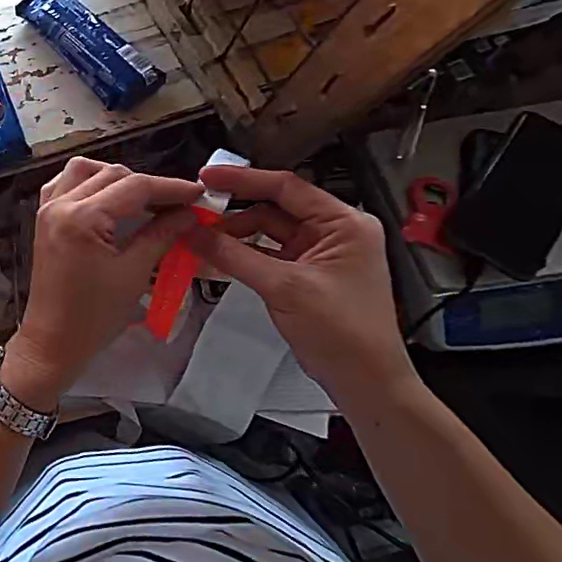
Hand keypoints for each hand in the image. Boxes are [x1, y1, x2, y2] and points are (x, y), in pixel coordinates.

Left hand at [6, 157, 203, 409]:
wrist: (53, 343)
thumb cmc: (94, 316)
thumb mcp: (134, 274)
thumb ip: (161, 235)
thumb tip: (189, 213)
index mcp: (82, 218)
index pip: (134, 187)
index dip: (171, 188)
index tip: (198, 194)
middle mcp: (60, 204)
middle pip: (112, 174)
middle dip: (149, 185)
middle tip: (178, 204)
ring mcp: (47, 210)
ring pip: (84, 170)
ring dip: (116, 177)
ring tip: (142, 200)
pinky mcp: (44, 219)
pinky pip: (64, 184)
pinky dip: (88, 183)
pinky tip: (107, 199)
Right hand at [188, 165, 413, 392]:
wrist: (366, 384)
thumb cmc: (344, 334)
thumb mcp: (284, 288)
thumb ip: (234, 256)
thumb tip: (194, 232)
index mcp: (344, 223)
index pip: (287, 187)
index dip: (243, 180)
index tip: (207, 177)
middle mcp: (334, 232)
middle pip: (274, 208)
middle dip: (234, 213)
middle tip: (196, 215)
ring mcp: (320, 254)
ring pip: (268, 232)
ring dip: (235, 236)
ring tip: (200, 240)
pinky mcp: (307, 275)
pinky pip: (269, 255)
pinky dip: (244, 256)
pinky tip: (216, 258)